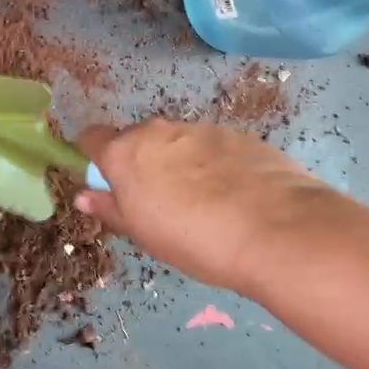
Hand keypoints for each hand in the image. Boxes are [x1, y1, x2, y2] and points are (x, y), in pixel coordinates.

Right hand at [74, 119, 338, 293]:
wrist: (284, 233)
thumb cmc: (196, 238)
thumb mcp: (143, 234)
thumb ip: (109, 209)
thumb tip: (83, 196)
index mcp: (123, 152)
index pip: (90, 137)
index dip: (95, 157)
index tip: (109, 183)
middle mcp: (156, 131)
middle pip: (137, 140)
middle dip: (143, 163)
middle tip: (162, 201)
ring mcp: (201, 131)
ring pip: (179, 143)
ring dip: (182, 164)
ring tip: (209, 204)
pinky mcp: (242, 137)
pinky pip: (216, 149)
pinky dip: (218, 167)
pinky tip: (239, 198)